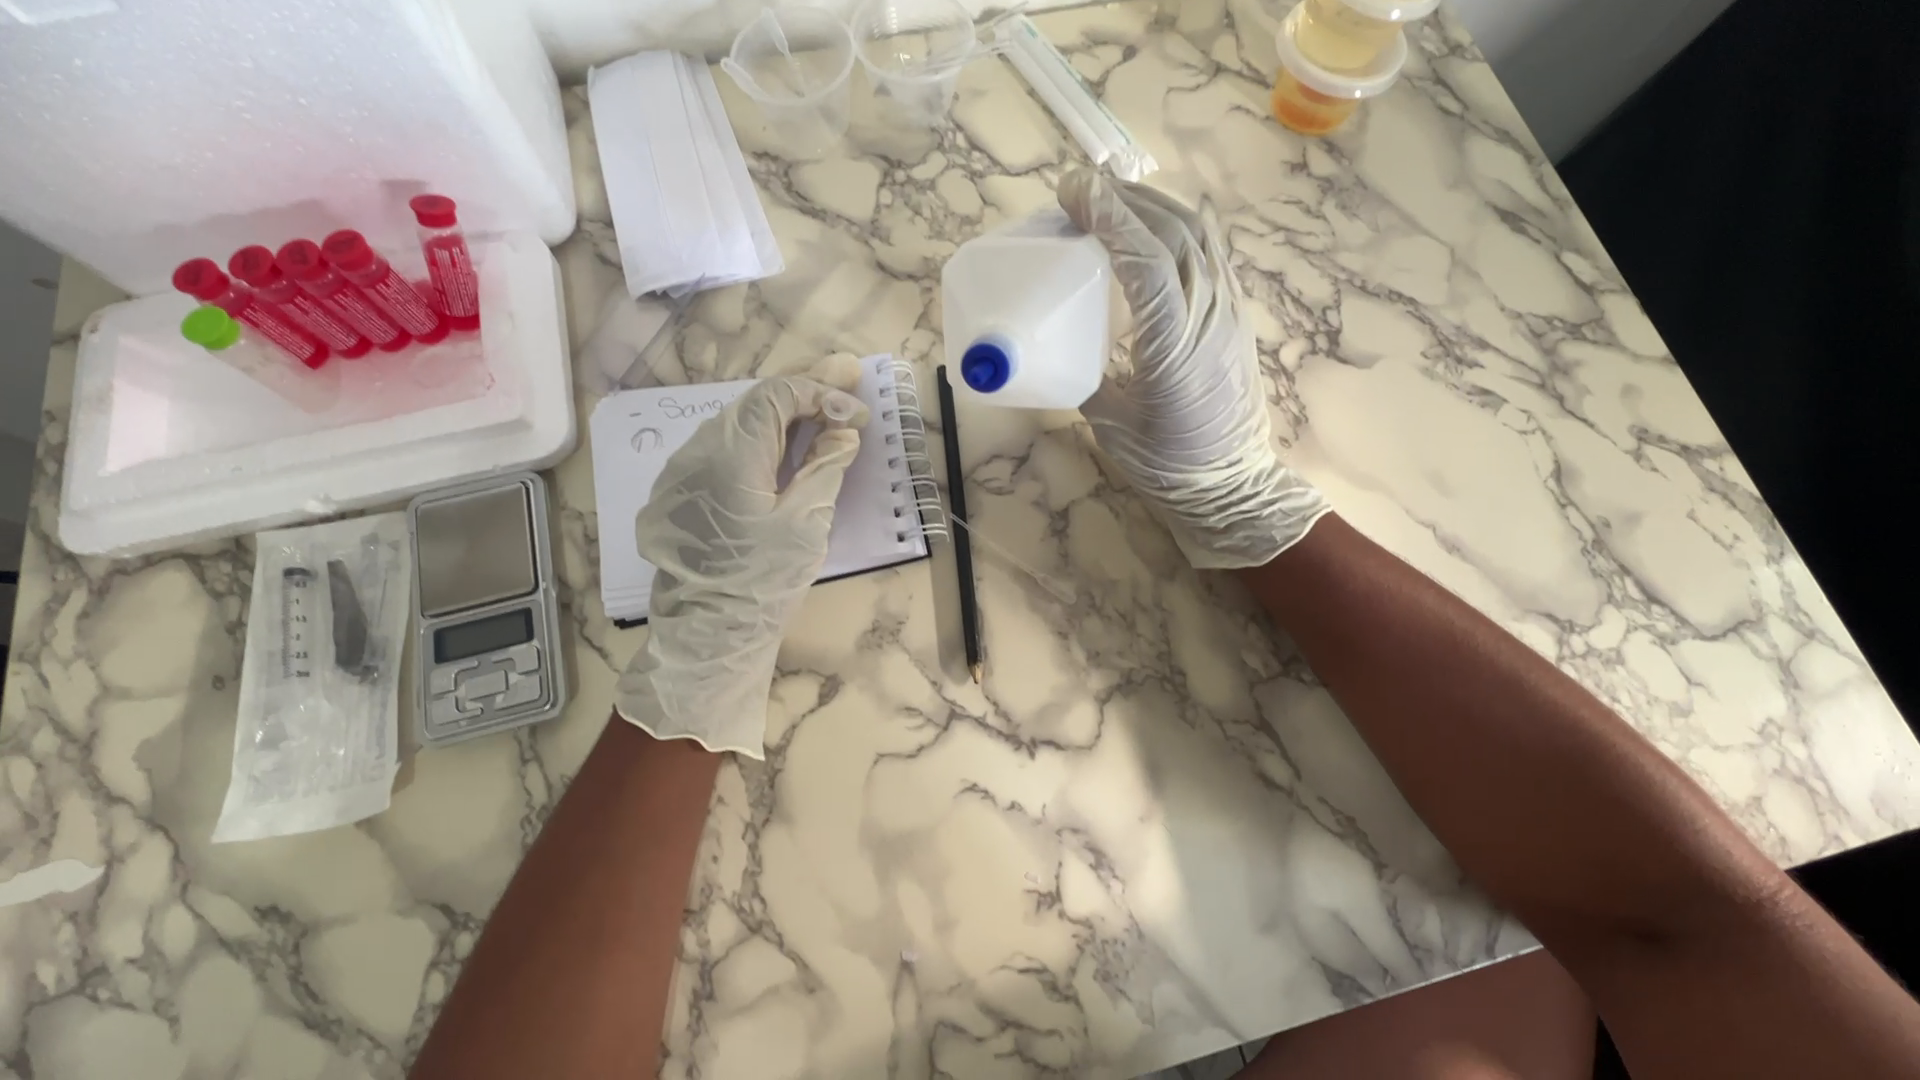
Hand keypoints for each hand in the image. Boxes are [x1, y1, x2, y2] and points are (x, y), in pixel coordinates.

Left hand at [613, 360, 869, 758]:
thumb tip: (841, 431)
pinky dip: (760, 437)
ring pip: (739, 422)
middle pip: (755, 401)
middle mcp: (700, 449)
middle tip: (846, 373)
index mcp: (732, 454)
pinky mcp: (681, 488)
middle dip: (803, 387)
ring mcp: (684, 468)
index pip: (777, 395)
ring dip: (782, 412)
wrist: (708, 630)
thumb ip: (825, 466)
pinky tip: (784, 443)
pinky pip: (724, 446)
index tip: (856, 411)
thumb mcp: (806, 523)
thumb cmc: (762, 579)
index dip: (820, 391)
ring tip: (821, 405)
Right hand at [1058, 168, 1329, 568]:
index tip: (1073, 190)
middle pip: (1176, 233)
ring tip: (1111, 198)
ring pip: (1199, 236)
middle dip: (1126, 200)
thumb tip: (1060, 343)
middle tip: (1080, 188)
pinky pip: (1211, 254)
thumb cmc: (1167, 464)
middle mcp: (1209, 317)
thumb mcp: (1110, 422)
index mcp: (1174, 347)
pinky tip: (1152, 228)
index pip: (1148, 261)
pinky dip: (1178, 228)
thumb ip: (1086, 375)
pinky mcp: (1235, 315)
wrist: (1233, 486)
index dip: (1111, 218)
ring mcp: (1229, 312)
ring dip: (1153, 207)